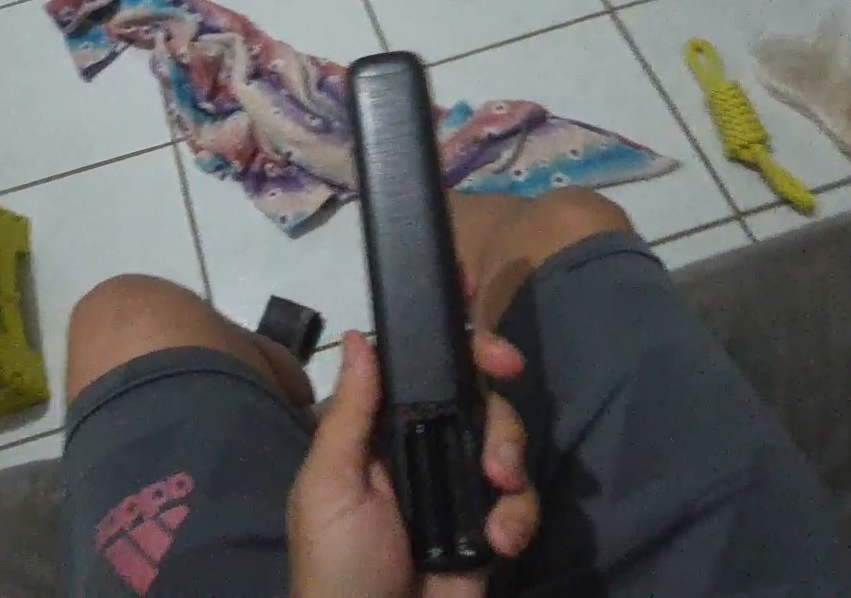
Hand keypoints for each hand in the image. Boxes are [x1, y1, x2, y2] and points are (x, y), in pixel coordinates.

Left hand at [287, 330, 539, 597]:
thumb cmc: (337, 559)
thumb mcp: (330, 481)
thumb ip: (351, 410)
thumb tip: (359, 335)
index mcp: (382, 423)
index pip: (416, 361)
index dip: (443, 328)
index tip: (468, 292)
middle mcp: (424, 439)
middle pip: (470, 383)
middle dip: (494, 367)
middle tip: (510, 365)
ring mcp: (459, 480)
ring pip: (502, 431)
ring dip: (510, 445)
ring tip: (499, 480)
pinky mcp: (489, 524)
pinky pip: (519, 498)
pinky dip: (519, 512)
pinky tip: (500, 538)